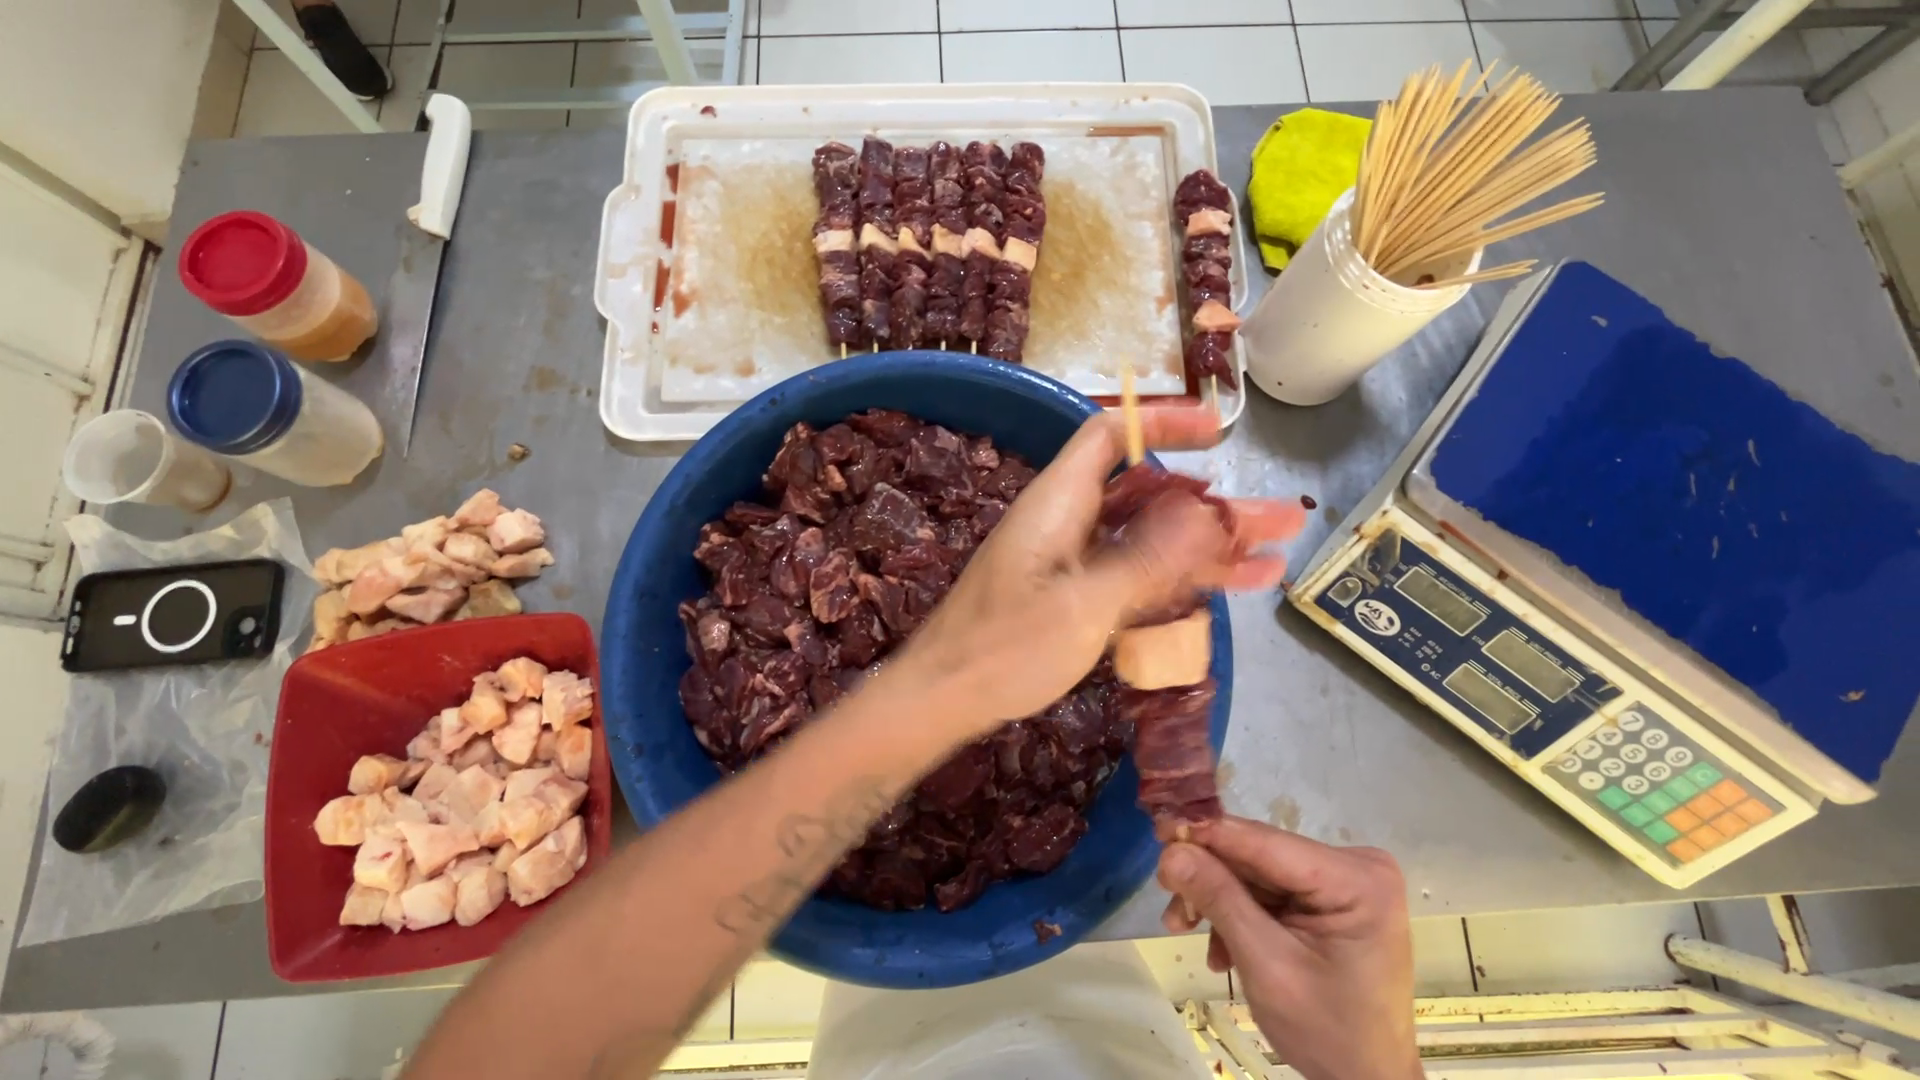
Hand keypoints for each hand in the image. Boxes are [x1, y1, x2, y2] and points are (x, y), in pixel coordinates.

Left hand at [896, 409, 1304, 737]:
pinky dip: (1177, 584)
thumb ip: (1147, 558)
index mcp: (1058, 503)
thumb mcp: (1083, 603)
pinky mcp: (1072, 600)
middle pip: (1147, 497)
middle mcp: (1066, 524)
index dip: (1162, 424)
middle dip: (1214, 507)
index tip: (1218, 432)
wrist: (941, 699)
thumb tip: (1206, 511)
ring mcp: (1069, 564)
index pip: (1110, 435)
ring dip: (1207, 550)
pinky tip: (1226, 593)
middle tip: (1282, 518)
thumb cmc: (1004, 648)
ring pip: (1148, 543)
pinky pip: (1133, 580)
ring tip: (1275, 556)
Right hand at [1159, 817, 1421, 1079]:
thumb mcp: (1267, 965)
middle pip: (1257, 856)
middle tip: (1166, 895)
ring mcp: (1341, 880)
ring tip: (1184, 928)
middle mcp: (1354, 865)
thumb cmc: (1328, 1031)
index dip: (1207, 833)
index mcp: (1356, 877)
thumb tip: (1170, 853)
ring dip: (1216, 899)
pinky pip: (1268, 890)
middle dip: (1208, 878)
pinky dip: (1237, 912)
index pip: (1265, 841)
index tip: (1158, 828)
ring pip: (1254, 873)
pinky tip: (1221, 946)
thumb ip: (1219, 900)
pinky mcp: (1328, 897)